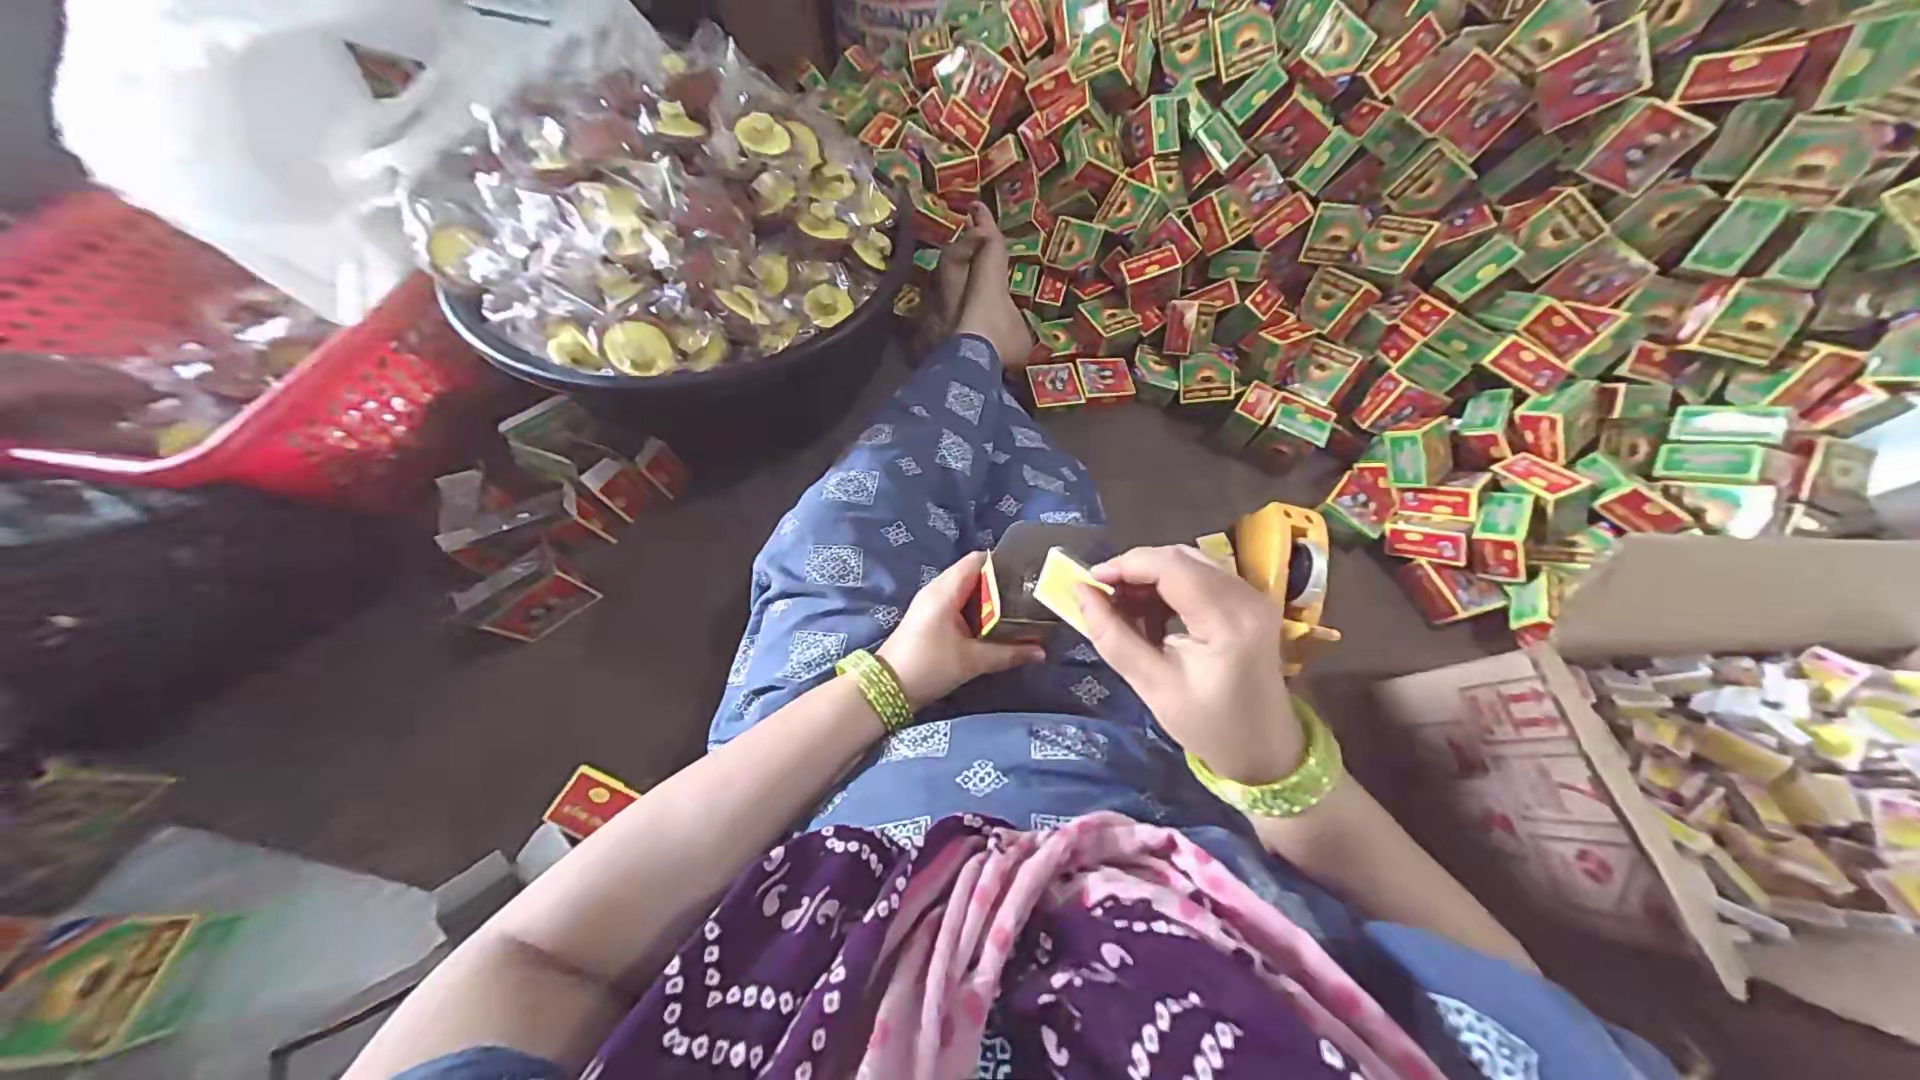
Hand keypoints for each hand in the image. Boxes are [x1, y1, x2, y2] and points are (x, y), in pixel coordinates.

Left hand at [877, 550, 1044, 710]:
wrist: (887, 688)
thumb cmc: (929, 666)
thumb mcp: (972, 661)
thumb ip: (1008, 653)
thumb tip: (1041, 652)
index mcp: (945, 590)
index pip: (978, 560)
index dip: (1003, 563)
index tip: (1027, 575)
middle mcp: (937, 590)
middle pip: (974, 574)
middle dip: (1000, 583)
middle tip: (1027, 596)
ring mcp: (931, 603)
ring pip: (966, 591)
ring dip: (988, 599)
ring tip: (1017, 610)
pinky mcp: (929, 618)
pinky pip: (957, 604)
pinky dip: (975, 610)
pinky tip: (993, 625)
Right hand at [1075, 545, 1302, 784]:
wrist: (1264, 749)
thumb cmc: (1209, 726)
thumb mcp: (1152, 686)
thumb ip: (1113, 636)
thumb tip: (1081, 593)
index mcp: (1227, 621)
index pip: (1171, 567)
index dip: (1125, 565)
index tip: (1090, 581)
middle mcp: (1246, 598)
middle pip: (1179, 558)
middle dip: (1134, 569)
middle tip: (1102, 595)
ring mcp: (1252, 597)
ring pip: (1188, 562)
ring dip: (1150, 576)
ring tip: (1122, 606)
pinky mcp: (1249, 602)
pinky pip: (1201, 575)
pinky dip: (1169, 585)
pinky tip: (1150, 611)